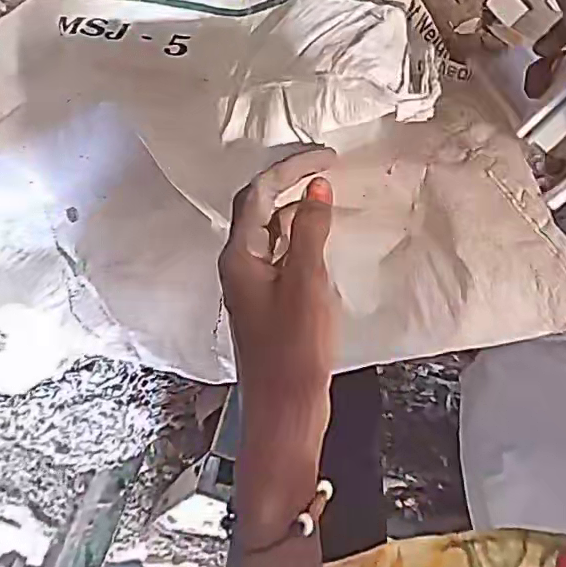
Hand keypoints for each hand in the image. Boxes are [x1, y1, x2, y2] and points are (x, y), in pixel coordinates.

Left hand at [219, 146, 339, 408]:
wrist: (284, 409)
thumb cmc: (295, 348)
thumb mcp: (307, 283)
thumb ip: (310, 231)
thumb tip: (317, 186)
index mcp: (240, 255)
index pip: (260, 193)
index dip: (291, 168)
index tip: (326, 158)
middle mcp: (238, 263)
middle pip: (258, 207)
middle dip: (290, 182)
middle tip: (326, 167)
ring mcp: (250, 282)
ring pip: (269, 230)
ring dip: (295, 208)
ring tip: (327, 195)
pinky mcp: (264, 298)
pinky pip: (278, 252)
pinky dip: (298, 236)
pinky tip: (319, 237)